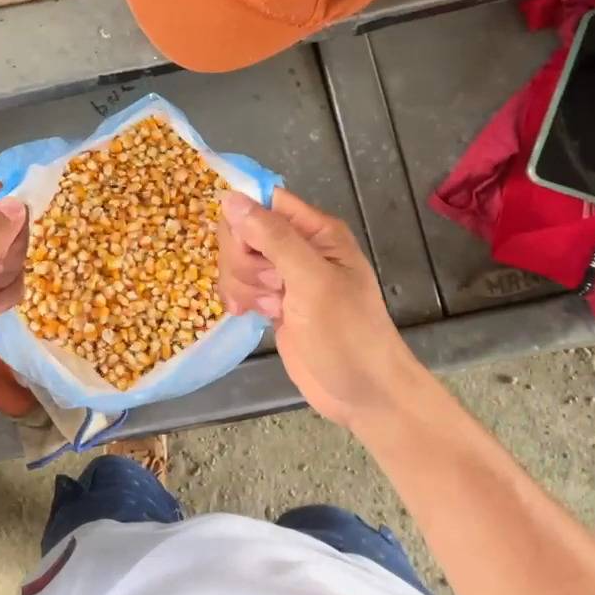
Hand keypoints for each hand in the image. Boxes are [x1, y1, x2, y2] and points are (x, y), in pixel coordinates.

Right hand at [217, 190, 413, 426]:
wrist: (363, 394)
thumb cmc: (348, 335)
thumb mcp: (312, 282)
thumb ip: (273, 238)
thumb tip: (231, 199)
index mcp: (316, 231)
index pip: (264, 202)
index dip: (246, 222)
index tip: (250, 251)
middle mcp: (298, 246)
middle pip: (242, 230)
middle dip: (244, 261)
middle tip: (272, 288)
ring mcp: (283, 275)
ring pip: (237, 259)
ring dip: (242, 284)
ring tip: (271, 308)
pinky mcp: (271, 300)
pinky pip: (238, 284)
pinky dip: (238, 298)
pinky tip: (250, 315)